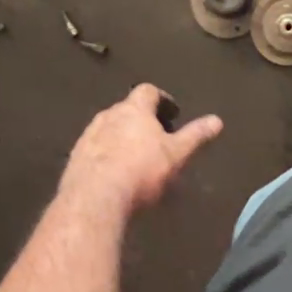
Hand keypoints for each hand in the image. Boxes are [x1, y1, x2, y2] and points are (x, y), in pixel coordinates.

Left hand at [60, 84, 223, 216]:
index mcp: (134, 109)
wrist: (93, 200)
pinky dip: (105, 155)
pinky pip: (94, 150)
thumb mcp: (176, 154)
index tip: (172, 113)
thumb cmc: (141, 171)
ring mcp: (87, 137)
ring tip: (134, 158)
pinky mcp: (74, 159)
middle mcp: (108, 116)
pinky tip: (113, 175)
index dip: (161, 99)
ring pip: (108, 129)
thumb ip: (196, 136)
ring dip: (121, 137)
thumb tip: (217, 120)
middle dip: (141, 120)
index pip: (148, 91)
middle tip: (156, 138)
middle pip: (126, 109)